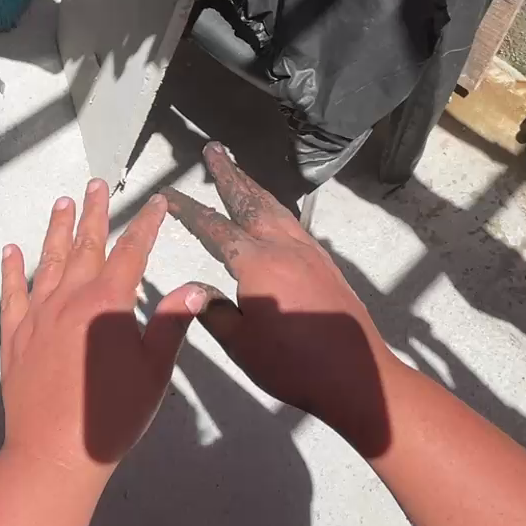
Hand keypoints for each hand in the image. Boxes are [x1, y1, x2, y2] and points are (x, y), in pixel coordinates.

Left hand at [0, 179, 209, 476]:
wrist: (55, 454)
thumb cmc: (113, 414)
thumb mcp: (154, 370)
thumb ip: (171, 323)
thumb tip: (195, 287)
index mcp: (107, 303)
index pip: (132, 252)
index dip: (146, 225)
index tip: (156, 202)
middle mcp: (70, 298)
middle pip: (86, 246)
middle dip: (95, 213)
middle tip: (97, 184)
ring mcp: (38, 315)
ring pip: (48, 262)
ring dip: (57, 230)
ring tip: (62, 202)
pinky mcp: (15, 336)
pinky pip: (12, 294)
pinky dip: (12, 270)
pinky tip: (11, 251)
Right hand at [164, 143, 398, 454]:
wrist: (356, 376)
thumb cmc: (292, 364)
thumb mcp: (241, 344)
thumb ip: (213, 311)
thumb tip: (196, 290)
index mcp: (257, 262)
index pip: (214, 228)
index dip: (189, 210)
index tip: (168, 194)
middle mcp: (283, 246)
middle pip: (250, 201)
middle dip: (228, 174)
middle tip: (213, 149)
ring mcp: (309, 252)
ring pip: (275, 208)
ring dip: (253, 186)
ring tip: (238, 172)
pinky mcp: (325, 263)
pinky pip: (292, 222)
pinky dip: (274, 207)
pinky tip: (273, 213)